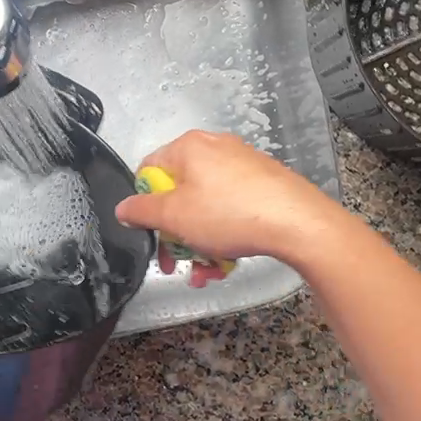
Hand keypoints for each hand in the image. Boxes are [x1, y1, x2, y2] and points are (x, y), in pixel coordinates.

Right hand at [114, 131, 347, 266]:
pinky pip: (230, 210)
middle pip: (178, 193)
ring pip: (205, 207)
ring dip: (199, 243)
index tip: (151, 234)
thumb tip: (123, 208)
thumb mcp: (173, 216)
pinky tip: (227, 263)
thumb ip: (141, 211)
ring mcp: (242, 165)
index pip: (148, 171)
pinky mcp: (263, 184)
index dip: (144, 205)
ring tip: (206, 273)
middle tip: (176, 264)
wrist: (297, 222)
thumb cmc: (228, 214)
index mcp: (188, 147)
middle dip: (175, 234)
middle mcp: (214, 148)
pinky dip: (223, 236)